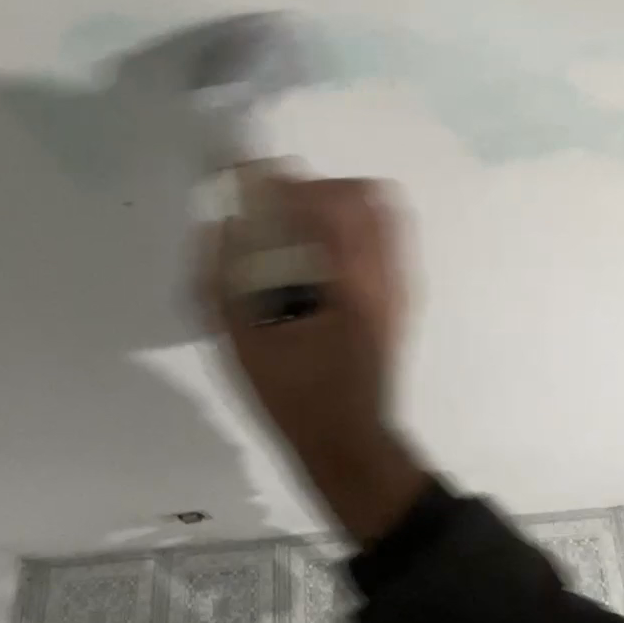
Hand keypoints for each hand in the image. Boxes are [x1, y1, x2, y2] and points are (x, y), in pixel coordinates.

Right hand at [199, 173, 426, 541]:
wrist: (349, 439)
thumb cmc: (293, 396)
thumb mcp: (242, 345)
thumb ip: (222, 283)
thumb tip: (218, 226)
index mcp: (346, 282)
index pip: (328, 201)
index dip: (287, 183)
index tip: (255, 186)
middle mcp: (384, 272)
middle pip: (361, 193)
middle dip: (314, 190)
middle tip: (279, 211)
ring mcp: (401, 281)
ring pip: (381, 208)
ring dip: (338, 203)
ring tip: (304, 229)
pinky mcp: (405, 293)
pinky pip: (390, 234)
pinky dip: (357, 224)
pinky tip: (327, 255)